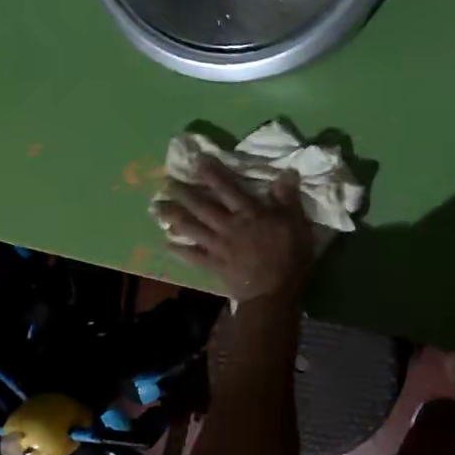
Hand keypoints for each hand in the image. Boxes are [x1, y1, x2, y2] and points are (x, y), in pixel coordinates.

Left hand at [152, 157, 313, 303]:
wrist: (274, 293)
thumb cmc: (290, 257)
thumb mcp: (297, 224)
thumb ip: (288, 198)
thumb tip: (287, 171)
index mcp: (249, 213)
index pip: (228, 188)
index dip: (212, 173)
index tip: (196, 161)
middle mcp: (229, 225)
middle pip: (203, 206)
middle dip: (184, 193)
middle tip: (166, 183)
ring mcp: (219, 246)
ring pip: (192, 228)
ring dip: (174, 217)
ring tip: (157, 208)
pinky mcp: (214, 265)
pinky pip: (193, 255)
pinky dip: (179, 250)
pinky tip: (166, 244)